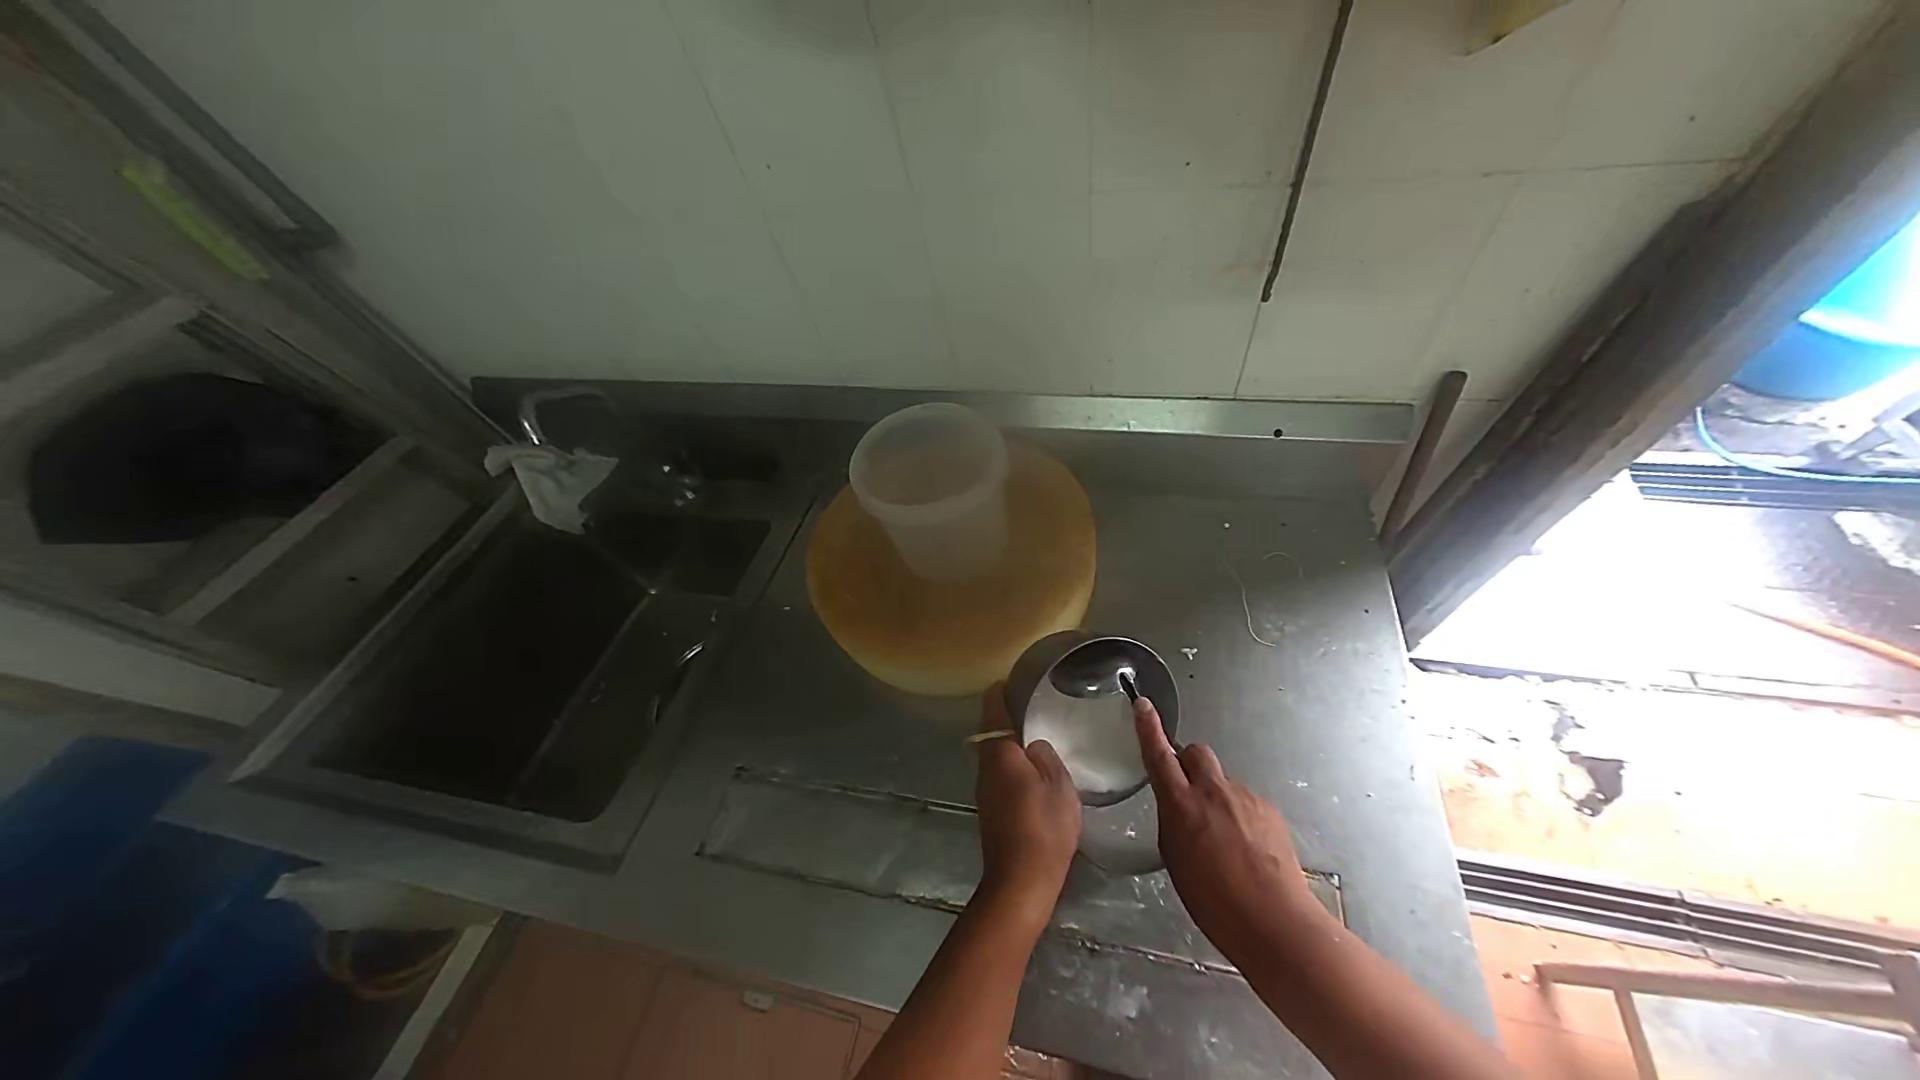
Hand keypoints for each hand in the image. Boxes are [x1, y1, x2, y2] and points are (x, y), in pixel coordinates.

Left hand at [974, 685, 1080, 913]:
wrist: (1021, 881)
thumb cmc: (1043, 827)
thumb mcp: (1059, 785)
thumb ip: (1046, 756)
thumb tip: (1035, 745)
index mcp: (1000, 754)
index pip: (993, 711)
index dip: (1000, 692)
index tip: (1012, 681)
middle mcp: (985, 767)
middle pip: (992, 733)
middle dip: (1008, 719)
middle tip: (1034, 708)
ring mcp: (985, 790)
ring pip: (997, 756)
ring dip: (1012, 745)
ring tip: (1039, 738)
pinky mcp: (991, 809)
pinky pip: (1001, 775)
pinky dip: (1014, 767)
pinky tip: (1034, 773)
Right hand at [1133, 697, 1326, 961]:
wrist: (1275, 922)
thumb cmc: (1213, 901)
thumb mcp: (1175, 860)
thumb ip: (1172, 822)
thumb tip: (1178, 807)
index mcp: (1182, 805)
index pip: (1159, 755)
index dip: (1149, 728)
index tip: (1143, 705)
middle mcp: (1213, 792)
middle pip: (1196, 752)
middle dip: (1188, 763)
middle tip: (1188, 791)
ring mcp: (1245, 798)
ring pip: (1222, 781)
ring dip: (1216, 797)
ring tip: (1223, 839)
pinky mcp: (1269, 810)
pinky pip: (1245, 801)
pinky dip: (1239, 815)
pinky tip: (1245, 848)